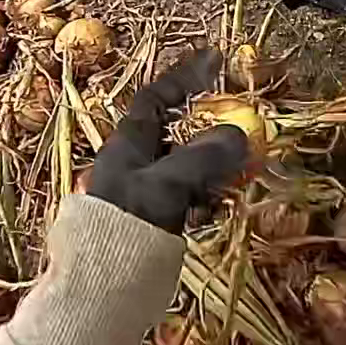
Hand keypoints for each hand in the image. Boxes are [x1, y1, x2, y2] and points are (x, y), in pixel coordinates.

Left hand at [87, 49, 250, 232]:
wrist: (105, 283)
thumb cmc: (128, 223)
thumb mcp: (167, 183)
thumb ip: (204, 157)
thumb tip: (239, 135)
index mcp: (128, 144)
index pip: (157, 98)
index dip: (184, 77)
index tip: (213, 61)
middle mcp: (136, 162)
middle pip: (178, 131)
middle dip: (210, 126)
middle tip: (241, 124)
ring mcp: (147, 190)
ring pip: (187, 164)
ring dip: (213, 164)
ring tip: (237, 170)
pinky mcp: (158, 216)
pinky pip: (190, 194)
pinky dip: (207, 194)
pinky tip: (216, 206)